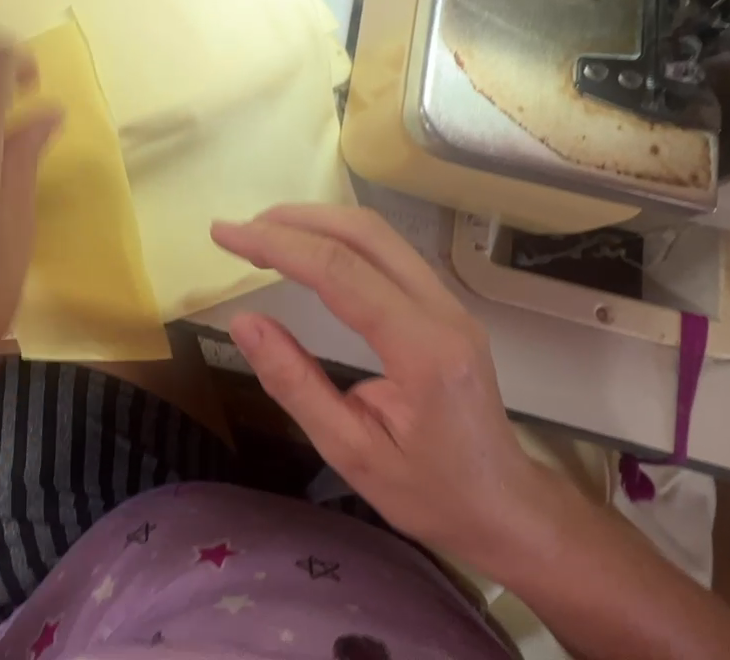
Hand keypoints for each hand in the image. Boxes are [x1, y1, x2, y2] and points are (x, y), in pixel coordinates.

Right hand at [213, 205, 564, 571]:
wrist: (506, 509)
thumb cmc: (430, 491)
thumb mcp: (350, 451)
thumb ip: (294, 383)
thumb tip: (243, 321)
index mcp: (422, 348)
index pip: (339, 271)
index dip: (275, 244)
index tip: (223, 235)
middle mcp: (442, 311)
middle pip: (363, 233)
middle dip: (292, 220)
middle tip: (238, 232)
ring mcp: (449, 303)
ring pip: (377, 234)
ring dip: (314, 223)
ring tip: (260, 235)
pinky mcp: (443, 305)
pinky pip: (386, 251)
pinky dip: (335, 239)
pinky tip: (304, 252)